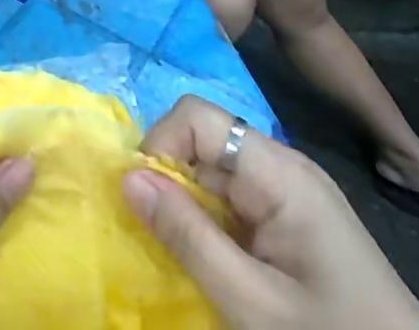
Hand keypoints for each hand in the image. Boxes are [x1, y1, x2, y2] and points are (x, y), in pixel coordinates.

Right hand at [122, 97, 418, 329]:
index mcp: (278, 170)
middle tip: (151, 238)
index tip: (140, 201)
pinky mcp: (290, 210)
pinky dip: (209, 220)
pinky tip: (207, 258)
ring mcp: (288, 186)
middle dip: (168, 179)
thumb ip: (189, 237)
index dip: (160, 145)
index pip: (200, 117)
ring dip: (185, 204)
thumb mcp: (250, 301)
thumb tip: (128, 177)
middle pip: (205, 141)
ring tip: (175, 253)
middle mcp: (282, 163)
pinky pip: (235, 197)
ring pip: (216, 171)